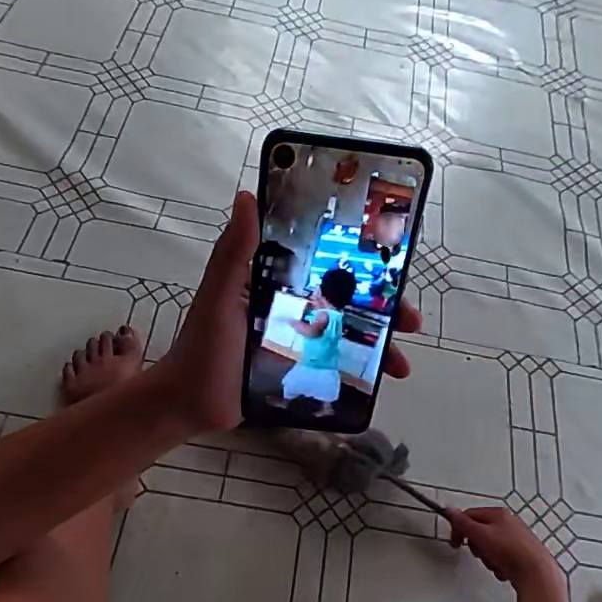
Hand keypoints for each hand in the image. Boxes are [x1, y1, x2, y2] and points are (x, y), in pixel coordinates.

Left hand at [154, 191, 421, 432]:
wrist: (190, 404)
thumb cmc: (203, 346)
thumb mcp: (220, 295)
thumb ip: (234, 252)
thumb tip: (248, 197)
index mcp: (276, 280)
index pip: (325, 261)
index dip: (362, 260)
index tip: (394, 261)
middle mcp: (292, 304)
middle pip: (348, 298)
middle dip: (385, 307)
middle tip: (411, 319)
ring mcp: (299, 339)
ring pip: (350, 334)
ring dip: (381, 344)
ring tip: (402, 363)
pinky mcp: (300, 369)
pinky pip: (339, 364)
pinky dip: (363, 371)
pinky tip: (382, 381)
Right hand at [445, 506, 558, 590]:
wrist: (537, 575)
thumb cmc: (511, 552)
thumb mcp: (480, 534)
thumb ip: (462, 523)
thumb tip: (450, 510)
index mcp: (499, 514)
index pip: (470, 515)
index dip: (459, 528)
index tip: (455, 542)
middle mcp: (510, 523)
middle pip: (480, 532)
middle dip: (477, 546)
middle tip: (480, 553)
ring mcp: (518, 539)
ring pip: (491, 547)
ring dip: (488, 558)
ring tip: (495, 563)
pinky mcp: (523, 555)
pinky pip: (502, 558)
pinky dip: (500, 565)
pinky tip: (504, 570)